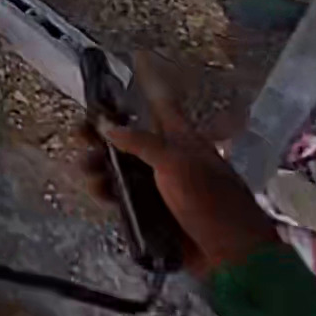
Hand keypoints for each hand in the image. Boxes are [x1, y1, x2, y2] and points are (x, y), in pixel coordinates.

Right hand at [93, 55, 274, 277]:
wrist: (235, 262)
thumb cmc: (211, 204)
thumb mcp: (176, 166)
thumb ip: (140, 142)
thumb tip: (106, 125)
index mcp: (181, 139)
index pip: (161, 100)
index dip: (149, 77)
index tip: (136, 53)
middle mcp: (170, 157)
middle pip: (130, 135)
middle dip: (103, 132)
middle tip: (80, 131)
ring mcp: (162, 186)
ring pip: (122, 166)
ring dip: (101, 165)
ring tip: (86, 170)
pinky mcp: (156, 213)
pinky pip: (124, 195)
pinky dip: (109, 192)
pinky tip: (98, 192)